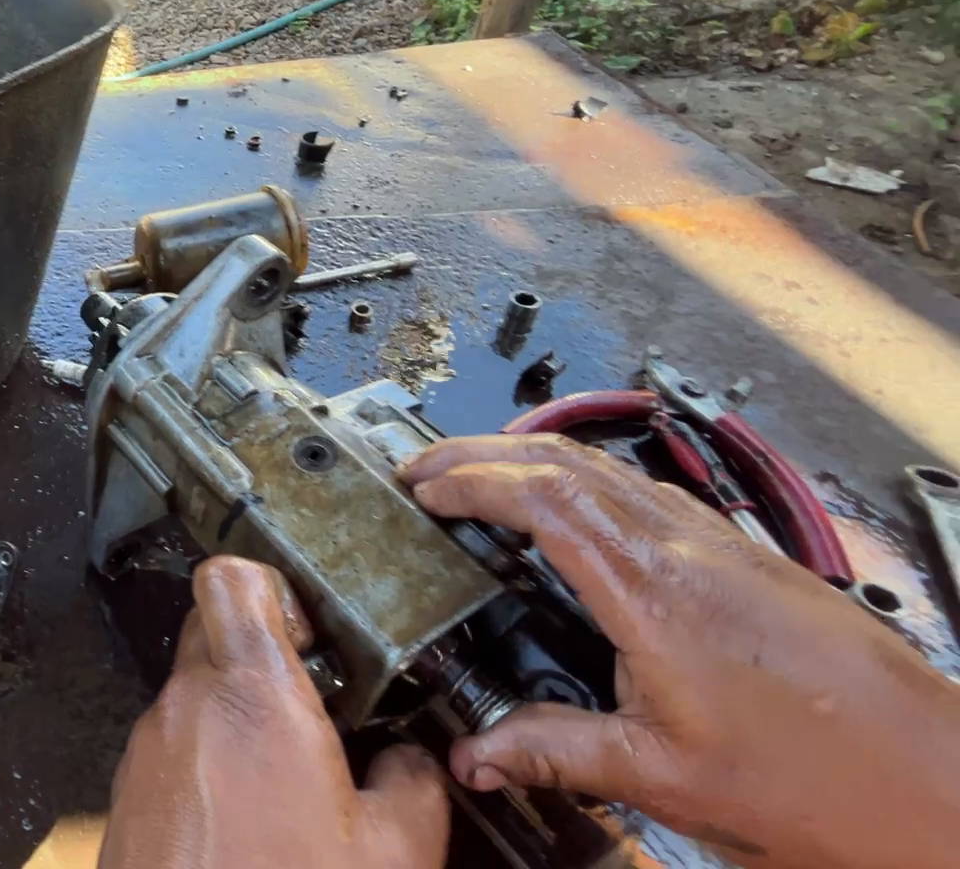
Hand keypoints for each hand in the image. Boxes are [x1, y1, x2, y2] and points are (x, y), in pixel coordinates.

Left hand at [98, 556, 447, 868]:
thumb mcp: (391, 857)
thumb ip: (410, 786)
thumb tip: (409, 760)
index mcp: (252, 693)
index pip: (231, 578)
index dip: (266, 586)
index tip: (303, 627)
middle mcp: (189, 700)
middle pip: (214, 632)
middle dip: (260, 657)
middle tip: (309, 711)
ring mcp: (150, 739)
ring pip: (195, 690)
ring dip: (236, 716)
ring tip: (282, 783)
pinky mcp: (130, 780)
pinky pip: (174, 739)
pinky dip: (207, 756)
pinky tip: (241, 817)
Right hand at [399, 434, 959, 868]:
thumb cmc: (822, 791)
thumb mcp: (667, 777)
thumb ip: (554, 753)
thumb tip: (469, 757)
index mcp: (655, 593)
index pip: (544, 499)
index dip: (472, 482)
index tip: (421, 491)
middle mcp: (683, 548)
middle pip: (563, 461)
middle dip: (478, 452)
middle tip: (420, 468)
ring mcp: (717, 542)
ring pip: (600, 464)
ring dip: (521, 454)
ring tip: (467, 472)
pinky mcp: (739, 553)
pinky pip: (636, 487)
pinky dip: (571, 475)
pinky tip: (554, 502)